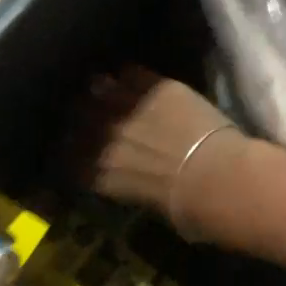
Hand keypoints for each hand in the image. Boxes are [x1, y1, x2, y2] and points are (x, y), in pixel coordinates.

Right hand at [82, 66, 285, 274]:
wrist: (214, 179)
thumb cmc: (189, 211)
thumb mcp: (152, 207)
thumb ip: (133, 189)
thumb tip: (136, 185)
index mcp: (103, 175)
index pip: (71, 158)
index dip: (71, 150)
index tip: (74, 147)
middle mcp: (106, 138)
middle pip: (79, 118)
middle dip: (80, 114)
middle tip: (86, 111)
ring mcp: (129, 108)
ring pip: (101, 90)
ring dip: (101, 88)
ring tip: (102, 85)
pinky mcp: (156, 88)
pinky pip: (132, 74)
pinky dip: (129, 75)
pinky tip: (130, 74)